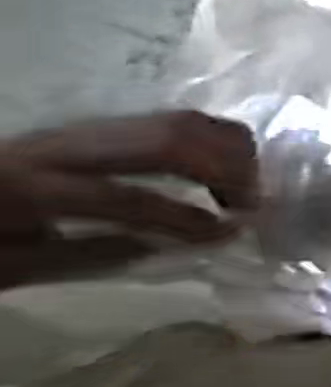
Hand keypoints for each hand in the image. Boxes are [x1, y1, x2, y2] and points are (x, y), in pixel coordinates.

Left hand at [0, 110, 258, 289]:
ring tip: (246, 182)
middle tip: (251, 201)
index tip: (228, 234)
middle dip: (225, 171)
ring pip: (180, 122)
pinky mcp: (102, 125)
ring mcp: (85, 129)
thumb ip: (87, 255)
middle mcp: (62, 147)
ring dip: (228, 150)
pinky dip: (213, 138)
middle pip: (169, 142)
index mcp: (29, 188)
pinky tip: (224, 165)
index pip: (127, 198)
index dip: (186, 219)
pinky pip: (174, 120)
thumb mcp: (8, 266)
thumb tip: (166, 244)